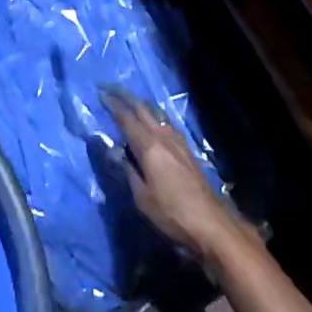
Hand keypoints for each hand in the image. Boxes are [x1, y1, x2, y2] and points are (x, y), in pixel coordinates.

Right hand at [103, 87, 241, 260]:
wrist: (210, 222)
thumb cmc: (171, 212)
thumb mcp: (141, 197)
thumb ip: (127, 171)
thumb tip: (115, 152)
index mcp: (149, 146)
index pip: (127, 118)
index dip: (113, 105)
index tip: (101, 94)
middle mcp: (163, 136)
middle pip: (143, 108)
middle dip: (126, 96)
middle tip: (111, 89)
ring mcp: (178, 141)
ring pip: (156, 114)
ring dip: (141, 104)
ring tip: (128, 101)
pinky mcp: (186, 149)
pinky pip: (165, 123)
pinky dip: (154, 116)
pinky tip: (152, 122)